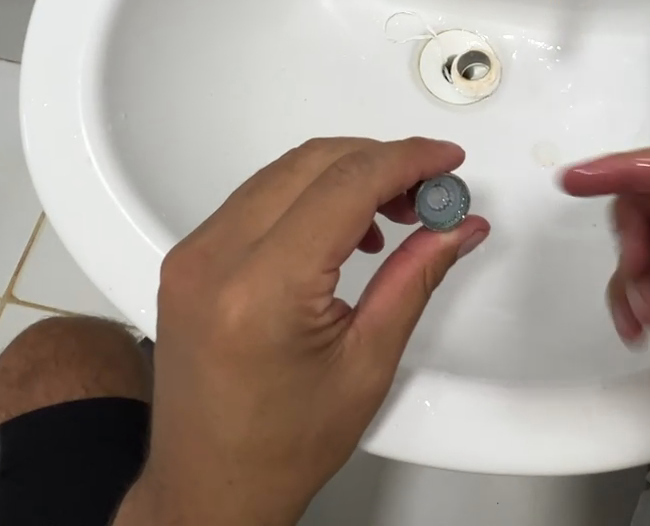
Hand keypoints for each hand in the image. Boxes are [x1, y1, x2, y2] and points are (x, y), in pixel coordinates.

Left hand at [123, 138, 488, 525]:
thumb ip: (417, 277)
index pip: (346, 186)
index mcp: (262, 291)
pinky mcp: (192, 254)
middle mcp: (216, 259)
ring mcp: (195, 252)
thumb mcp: (369, 362)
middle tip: (428, 189)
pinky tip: (347, 227)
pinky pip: (261, 193)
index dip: (406, 160)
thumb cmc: (282, 447)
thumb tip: (457, 225)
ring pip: (288, 170)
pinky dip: (313, 192)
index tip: (445, 159)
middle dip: (382, 161)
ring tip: (395, 211)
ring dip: (348, 173)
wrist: (209, 489)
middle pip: (316, 162)